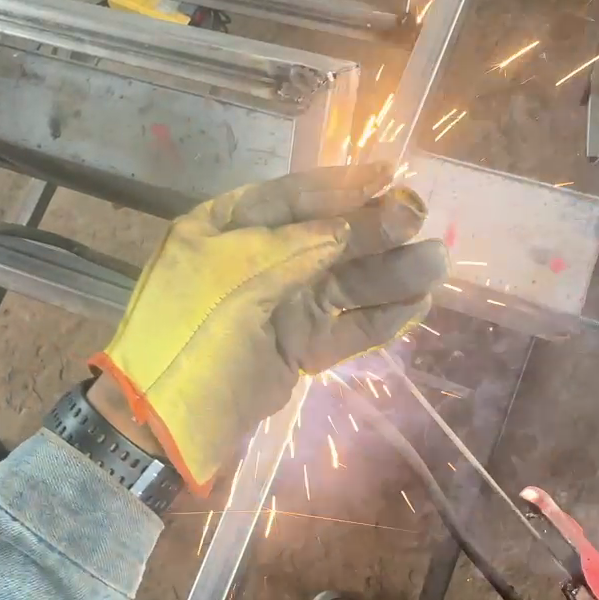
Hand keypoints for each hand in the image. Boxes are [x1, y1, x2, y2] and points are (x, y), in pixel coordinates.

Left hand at [92, 162, 446, 491]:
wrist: (162, 424)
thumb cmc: (190, 333)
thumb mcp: (240, 273)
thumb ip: (306, 244)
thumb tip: (371, 217)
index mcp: (223, 229)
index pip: (291, 197)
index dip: (343, 186)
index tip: (392, 174)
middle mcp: (254, 262)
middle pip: (326, 239)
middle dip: (375, 232)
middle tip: (421, 222)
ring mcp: (277, 308)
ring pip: (343, 286)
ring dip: (389, 275)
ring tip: (436, 266)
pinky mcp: (295, 350)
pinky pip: (344, 328)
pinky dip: (378, 319)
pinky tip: (416, 305)